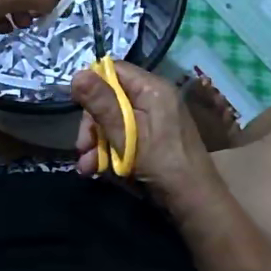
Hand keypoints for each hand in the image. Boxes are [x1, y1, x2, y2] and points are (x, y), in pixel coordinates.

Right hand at [72, 62, 221, 207]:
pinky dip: (110, 151)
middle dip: (92, 124)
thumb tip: (77, 74)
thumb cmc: (161, 162)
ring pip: (115, 121)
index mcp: (153, 88)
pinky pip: (126, 136)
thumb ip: (102, 104)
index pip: (115, 70)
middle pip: (112, 98)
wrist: (194, 200)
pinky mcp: (153, 139)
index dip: (93, 86)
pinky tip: (97, 169)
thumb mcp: (126, 133)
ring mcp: (155, 119)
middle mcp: (155, 98)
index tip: (78, 108)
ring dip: (97, 143)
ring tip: (87, 167)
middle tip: (82, 147)